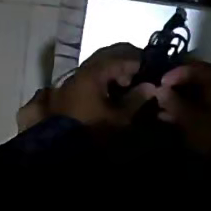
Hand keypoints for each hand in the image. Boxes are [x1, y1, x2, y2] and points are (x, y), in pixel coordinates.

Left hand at [16, 43, 155, 133]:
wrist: (61, 151)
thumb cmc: (94, 131)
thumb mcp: (120, 117)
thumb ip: (136, 99)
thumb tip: (150, 86)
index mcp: (92, 74)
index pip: (118, 59)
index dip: (136, 62)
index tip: (149, 68)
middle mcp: (77, 74)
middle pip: (103, 58)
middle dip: (121, 64)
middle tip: (136, 75)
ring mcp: (66, 84)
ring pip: (91, 69)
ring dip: (108, 73)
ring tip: (122, 85)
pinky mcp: (60, 96)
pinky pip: (82, 80)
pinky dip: (97, 81)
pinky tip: (104, 94)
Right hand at [153, 61, 210, 154]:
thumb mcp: (191, 119)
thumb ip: (173, 102)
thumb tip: (158, 90)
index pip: (196, 68)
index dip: (175, 74)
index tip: (159, 84)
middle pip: (197, 80)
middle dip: (176, 87)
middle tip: (158, 94)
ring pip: (198, 94)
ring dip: (179, 99)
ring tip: (161, 107)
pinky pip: (202, 106)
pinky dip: (187, 109)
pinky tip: (169, 117)